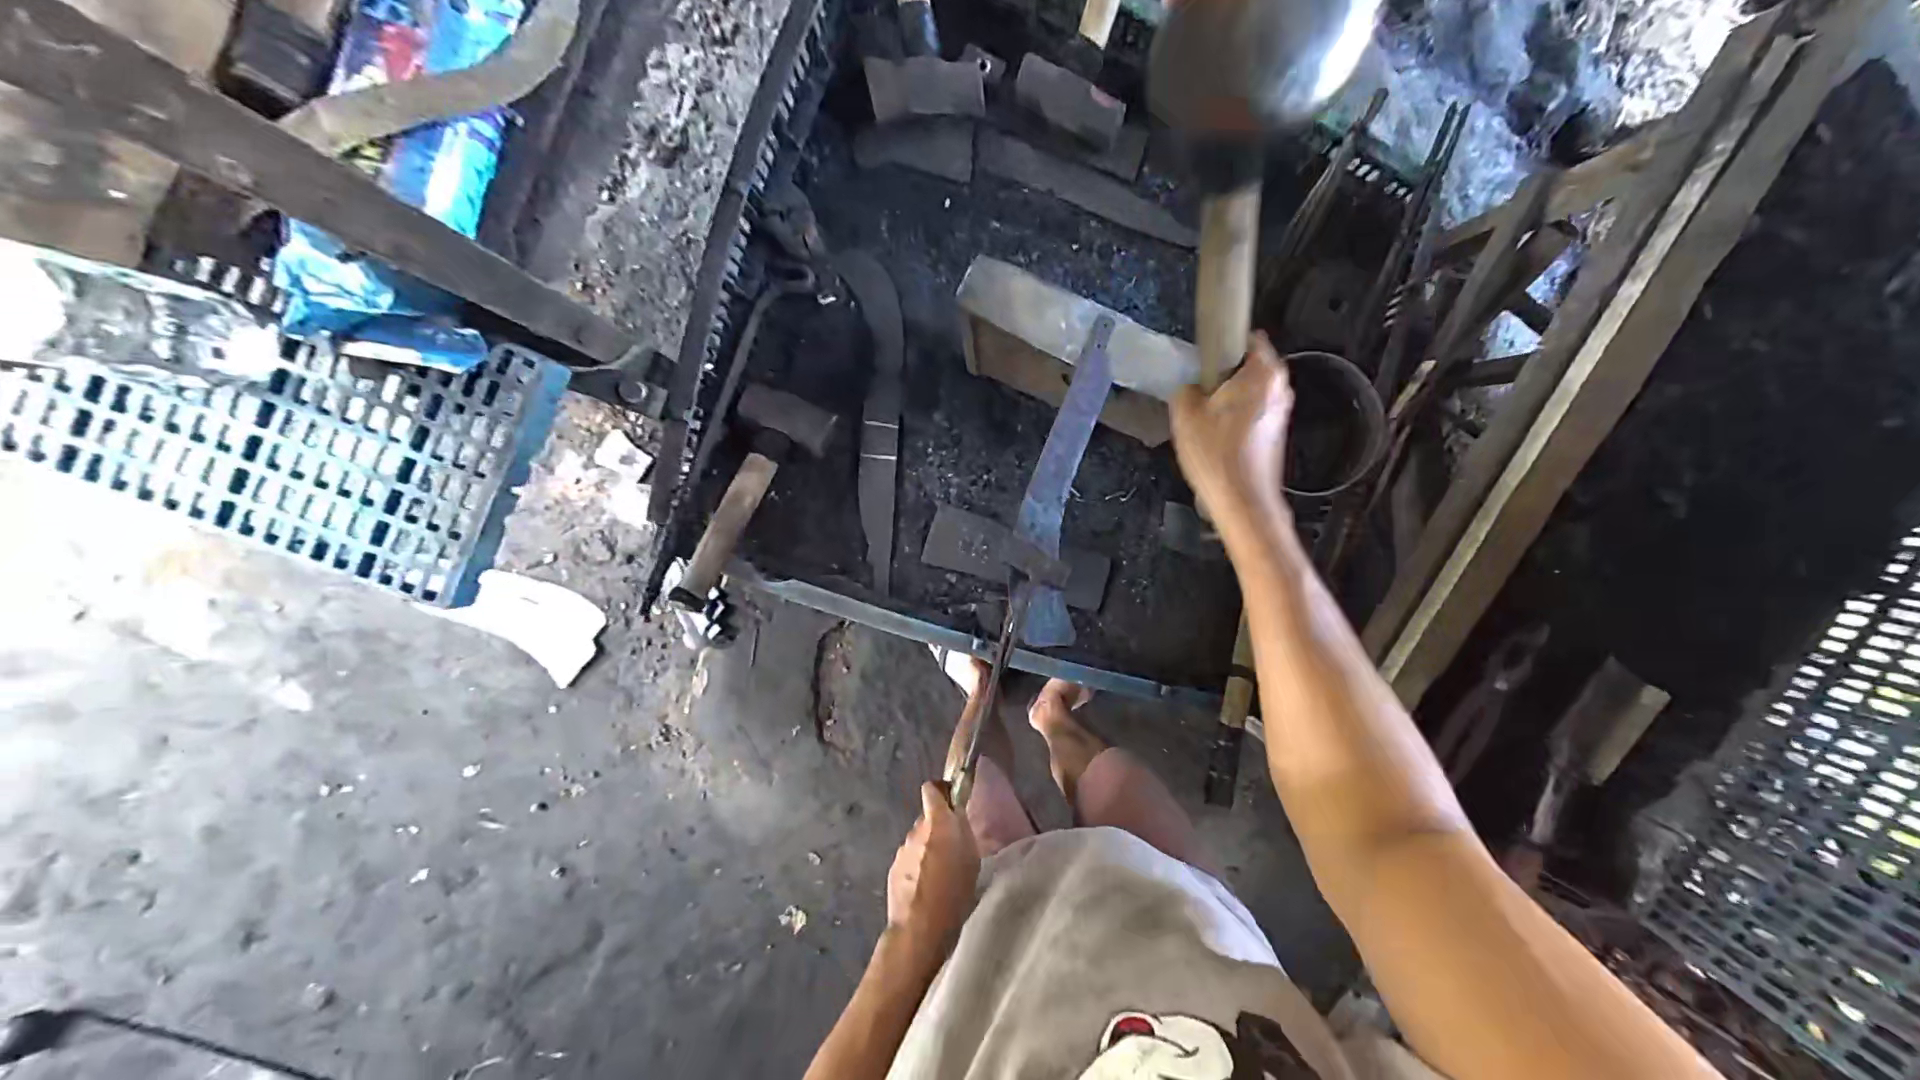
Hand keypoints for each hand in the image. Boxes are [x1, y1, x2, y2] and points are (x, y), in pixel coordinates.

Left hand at [885, 783, 979, 950]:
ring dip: (927, 850)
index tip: (950, 803)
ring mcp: (902, 849)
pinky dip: (916, 867)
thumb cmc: (955, 890)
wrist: (920, 927)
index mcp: (937, 821)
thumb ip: (962, 829)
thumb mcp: (972, 856)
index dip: (940, 793)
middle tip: (952, 849)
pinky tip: (925, 888)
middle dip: (937, 828)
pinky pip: (909, 860)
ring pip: (917, 841)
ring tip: (939, 874)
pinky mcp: (893, 869)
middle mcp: (916, 829)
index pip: (932, 789)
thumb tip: (954, 813)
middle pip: (926, 820)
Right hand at [1171, 332, 1293, 531]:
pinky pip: (1250, 414)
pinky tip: (1214, 439)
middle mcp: (1279, 387)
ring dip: (1227, 400)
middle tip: (1197, 394)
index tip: (1202, 359)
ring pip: (1248, 392)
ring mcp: (1280, 412)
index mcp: (1263, 372)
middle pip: (1247, 367)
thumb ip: (1185, 389)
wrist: (1242, 501)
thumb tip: (1190, 387)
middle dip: (1222, 376)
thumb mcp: (1184, 415)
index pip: (1246, 337)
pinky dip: (1234, 420)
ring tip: (1203, 421)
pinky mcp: (1275, 433)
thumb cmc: (1217, 456)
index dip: (1220, 345)